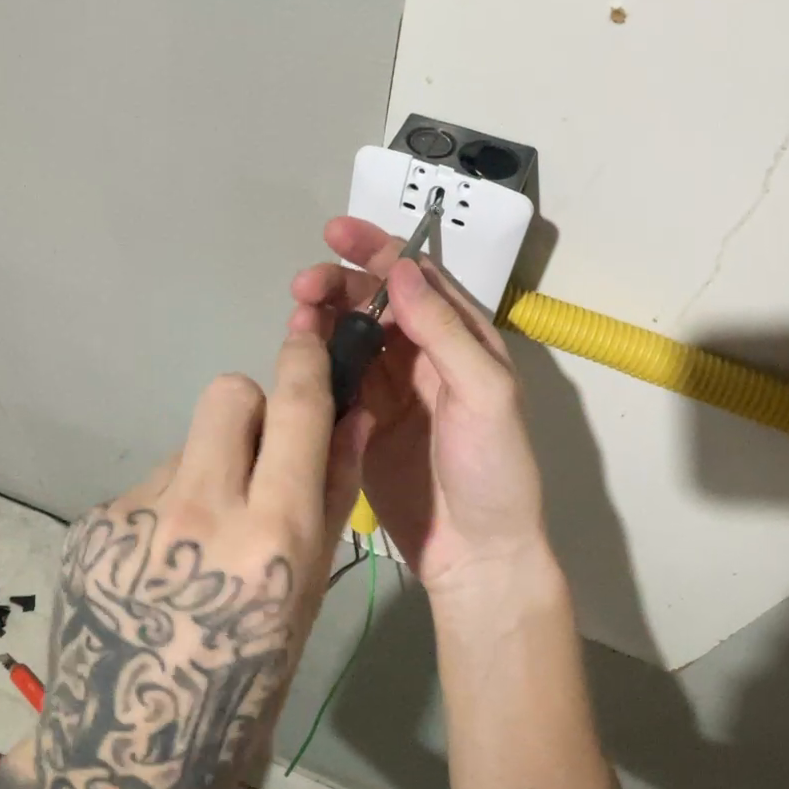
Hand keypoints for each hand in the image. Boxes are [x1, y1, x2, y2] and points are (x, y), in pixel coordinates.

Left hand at [30, 332, 366, 788]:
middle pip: (228, 393)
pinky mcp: (91, 527)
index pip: (295, 411)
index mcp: (270, 536)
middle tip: (257, 460)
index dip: (308, 361)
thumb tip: (351, 418)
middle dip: (253, 411)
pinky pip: (150, 487)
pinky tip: (162, 566)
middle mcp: (199, 512)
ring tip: (203, 539)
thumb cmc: (246, 684)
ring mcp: (135, 516)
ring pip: (189, 444)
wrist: (125, 753)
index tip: (311, 335)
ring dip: (209, 468)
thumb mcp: (307, 596)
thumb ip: (330, 499)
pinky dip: (169, 507)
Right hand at [288, 216, 548, 596]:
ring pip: (351, 336)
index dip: (379, 250)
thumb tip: (402, 268)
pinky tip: (296, 354)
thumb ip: (443, 331)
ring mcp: (392, 390)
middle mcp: (425, 356)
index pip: (418, 279)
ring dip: (323, 319)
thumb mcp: (484, 394)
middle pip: (376, 303)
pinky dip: (316, 362)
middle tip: (302, 286)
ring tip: (296, 316)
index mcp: (463, 341)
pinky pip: (337, 380)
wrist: (475, 555)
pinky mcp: (364, 423)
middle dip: (340, 284)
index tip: (335, 234)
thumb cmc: (493, 471)